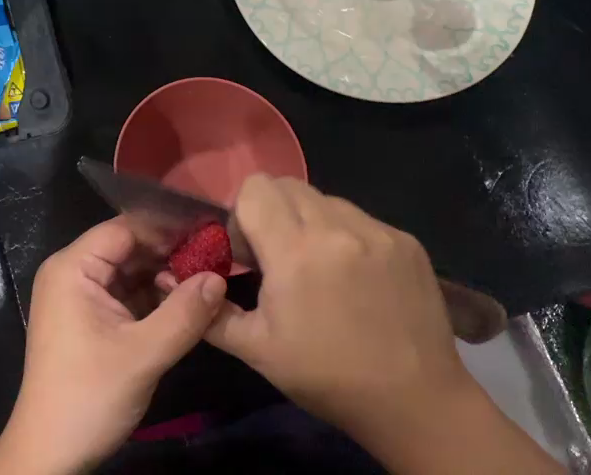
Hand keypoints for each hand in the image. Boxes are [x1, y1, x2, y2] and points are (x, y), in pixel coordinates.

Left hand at [0, 218, 226, 474]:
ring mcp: (79, 297)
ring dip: (164, 277)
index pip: (124, 229)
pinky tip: (186, 304)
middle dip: (170, 254)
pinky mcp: (88, 320)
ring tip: (209, 279)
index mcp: (73, 267)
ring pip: (129, 272)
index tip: (210, 233)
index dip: (166, 229)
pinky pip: (125, 296)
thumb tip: (220, 277)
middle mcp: (72, 273)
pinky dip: (153, 298)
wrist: (50, 453)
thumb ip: (184, 313)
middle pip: (127, 248)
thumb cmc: (90, 395)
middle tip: (218, 259)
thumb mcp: (144, 354)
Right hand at [203, 176, 558, 474]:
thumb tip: (174, 281)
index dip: (243, 214)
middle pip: (286, 185)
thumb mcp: (257, 350)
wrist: (417, 404)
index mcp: (295, 251)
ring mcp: (377, 231)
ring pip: (324, 198)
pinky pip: (360, 218)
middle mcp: (336, 228)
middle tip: (279, 257)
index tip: (250, 252)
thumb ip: (210, 310)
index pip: (255, 188)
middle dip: (272, 212)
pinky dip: (346, 236)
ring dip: (310, 222)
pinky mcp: (406, 241)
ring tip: (320, 269)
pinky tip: (356, 279)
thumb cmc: (327, 378)